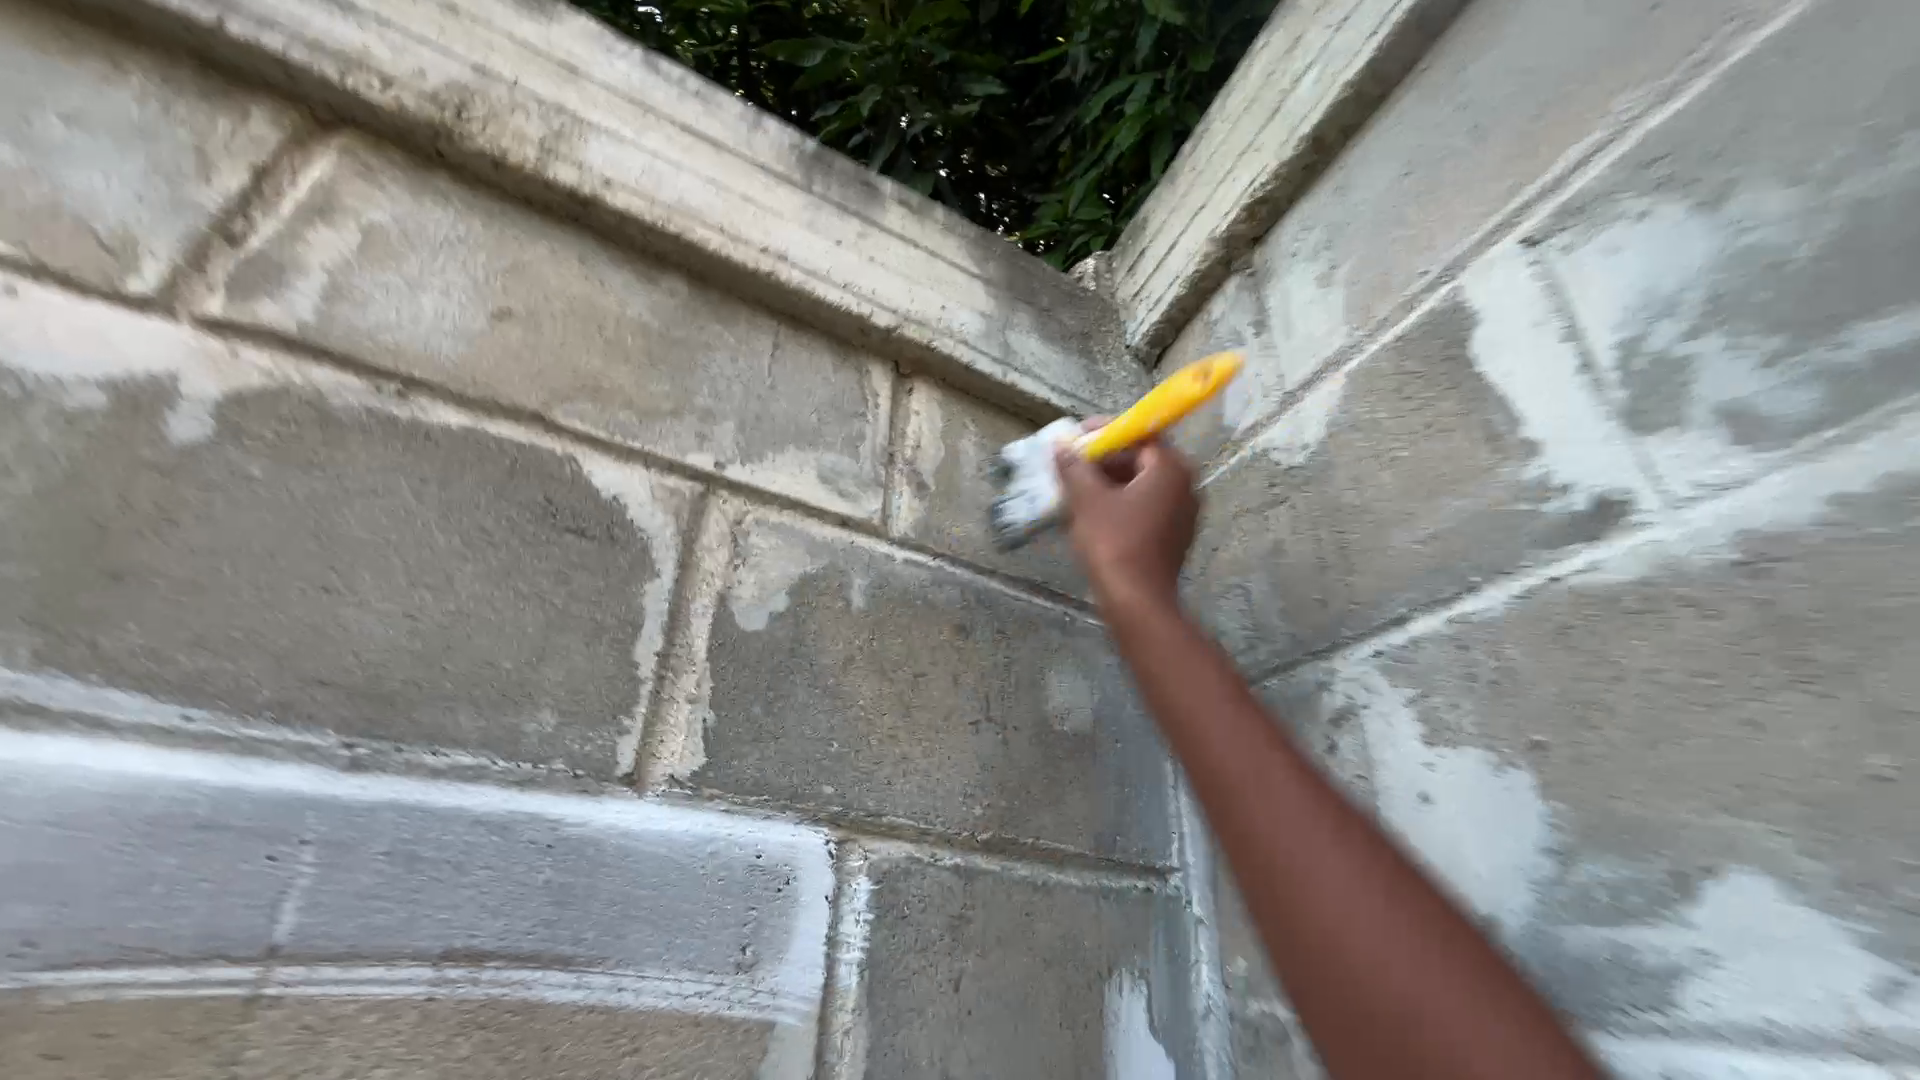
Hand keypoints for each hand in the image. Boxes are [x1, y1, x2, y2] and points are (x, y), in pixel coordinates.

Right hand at [1054, 431, 1198, 614]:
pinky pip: (1146, 507)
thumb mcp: (1086, 500)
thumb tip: (1062, 446)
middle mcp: (1186, 486)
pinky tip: (1093, 513)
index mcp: (1171, 469)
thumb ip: (1074, 467)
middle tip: (1073, 463)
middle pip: (1143, 459)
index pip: (1140, 434)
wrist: (1137, 601)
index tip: (1077, 437)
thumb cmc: (1114, 543)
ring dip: (1110, 482)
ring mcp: (1183, 514)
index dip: (1106, 432)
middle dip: (1106, 459)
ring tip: (1077, 488)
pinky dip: (1121, 503)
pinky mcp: (1174, 537)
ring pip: (1143, 485)